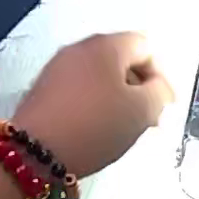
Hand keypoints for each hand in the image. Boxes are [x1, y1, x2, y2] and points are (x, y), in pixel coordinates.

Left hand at [14, 33, 174, 176]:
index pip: (146, 47)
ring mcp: (57, 67)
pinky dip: (95, 104)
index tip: (164, 106)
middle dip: (139, 88)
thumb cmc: (95, 127)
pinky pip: (80, 89)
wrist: (35, 153)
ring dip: (118, 98)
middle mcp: (80, 48)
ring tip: (123, 128)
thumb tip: (157, 86)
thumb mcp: (141, 112)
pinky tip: (96, 129)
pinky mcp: (43, 88)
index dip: (161, 76)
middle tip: (148, 119)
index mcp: (107, 45)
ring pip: (100, 76)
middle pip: (121, 60)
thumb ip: (159, 93)